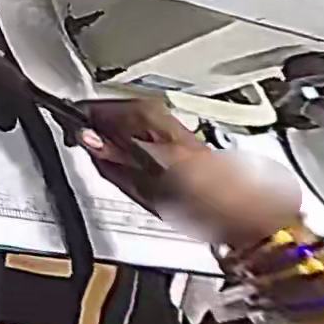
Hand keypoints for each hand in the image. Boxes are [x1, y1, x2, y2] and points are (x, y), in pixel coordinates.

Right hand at [80, 98, 300, 245]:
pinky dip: (135, 150)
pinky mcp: (177, 135)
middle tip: (107, 164)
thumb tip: (85, 137)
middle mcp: (157, 111)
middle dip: (101, 137)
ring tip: (130, 173)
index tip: (75, 138)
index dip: (80, 124)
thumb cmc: (204, 201)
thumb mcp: (143, 183)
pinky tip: (146, 173)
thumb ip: (108, 156)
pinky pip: (141, 135)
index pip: (93, 106)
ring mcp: (168, 122)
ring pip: (124, 126)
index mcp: (144, 113)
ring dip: (119, 145)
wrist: (248, 216)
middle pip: (108, 116)